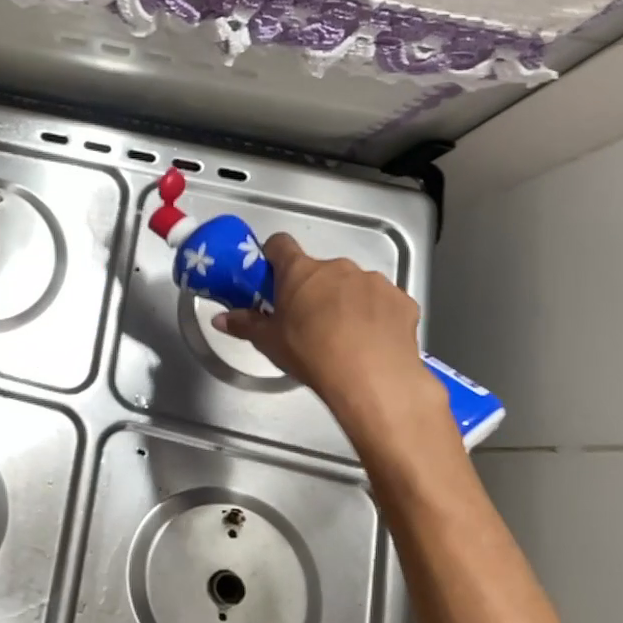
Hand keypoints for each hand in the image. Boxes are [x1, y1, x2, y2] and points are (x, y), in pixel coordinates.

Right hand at [213, 233, 451, 458]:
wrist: (374, 378)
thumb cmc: (311, 353)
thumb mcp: (268, 342)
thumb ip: (244, 325)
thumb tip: (219, 320)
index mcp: (300, 271)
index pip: (280, 244)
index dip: (273, 256)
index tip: (271, 277)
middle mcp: (338, 268)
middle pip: (319, 270)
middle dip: (313, 288)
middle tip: (307, 318)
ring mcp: (374, 282)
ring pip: (353, 284)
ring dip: (345, 300)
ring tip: (344, 334)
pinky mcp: (402, 301)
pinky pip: (382, 301)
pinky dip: (376, 314)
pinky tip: (373, 340)